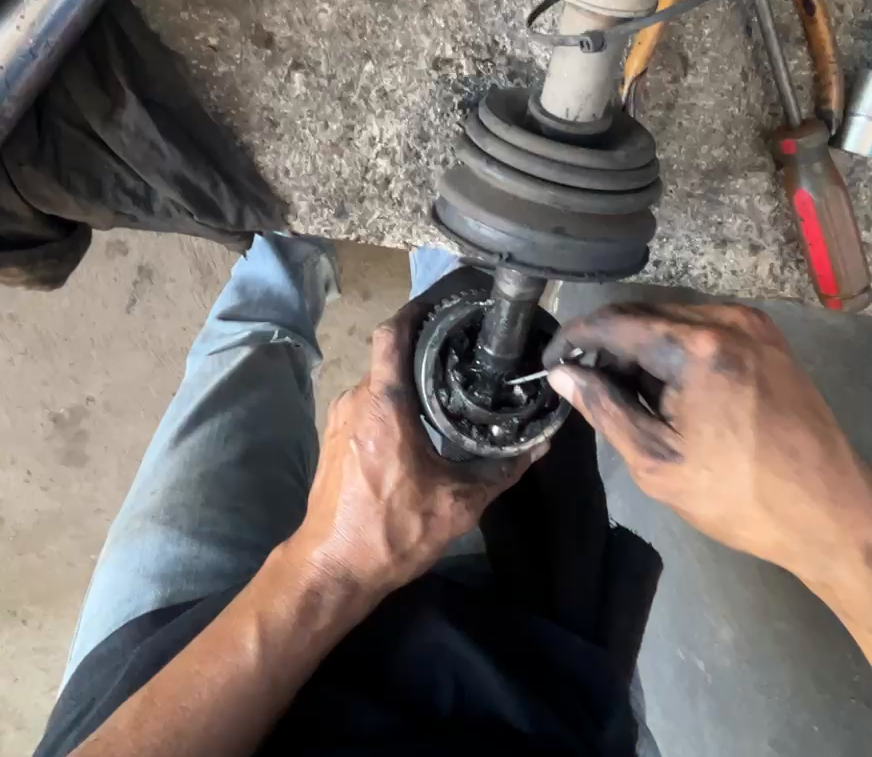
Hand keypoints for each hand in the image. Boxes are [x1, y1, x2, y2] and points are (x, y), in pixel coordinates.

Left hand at [283, 300, 538, 596]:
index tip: (446, 303)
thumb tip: (539, 445)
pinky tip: (423, 417)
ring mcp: (341, 416)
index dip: (417, 310)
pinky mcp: (337, 435)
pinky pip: (370, 401)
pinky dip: (396, 399)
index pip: (393, 333)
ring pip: (381, 380)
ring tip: (450, 380)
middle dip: (426, 347)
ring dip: (411, 378)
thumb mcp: (457, 504)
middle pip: (391, 355)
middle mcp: (357, 399)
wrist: (332, 567)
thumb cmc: (390, 531)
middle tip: (466, 347)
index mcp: (384, 404)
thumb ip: (500, 470)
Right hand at [544, 302, 871, 586]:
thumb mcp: (657, 460)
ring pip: (670, 317)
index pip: (613, 323)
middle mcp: (725, 319)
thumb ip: (603, 407)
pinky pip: (701, 326)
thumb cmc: (739, 494)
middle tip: (587, 384)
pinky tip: (669, 385)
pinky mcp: (767, 337)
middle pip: (641, 314)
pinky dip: (673, 347)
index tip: (551, 362)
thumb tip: (563, 374)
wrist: (834, 513)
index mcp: (696, 347)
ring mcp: (751, 324)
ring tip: (628, 391)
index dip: (574, 339)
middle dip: (606, 344)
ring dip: (639, 345)